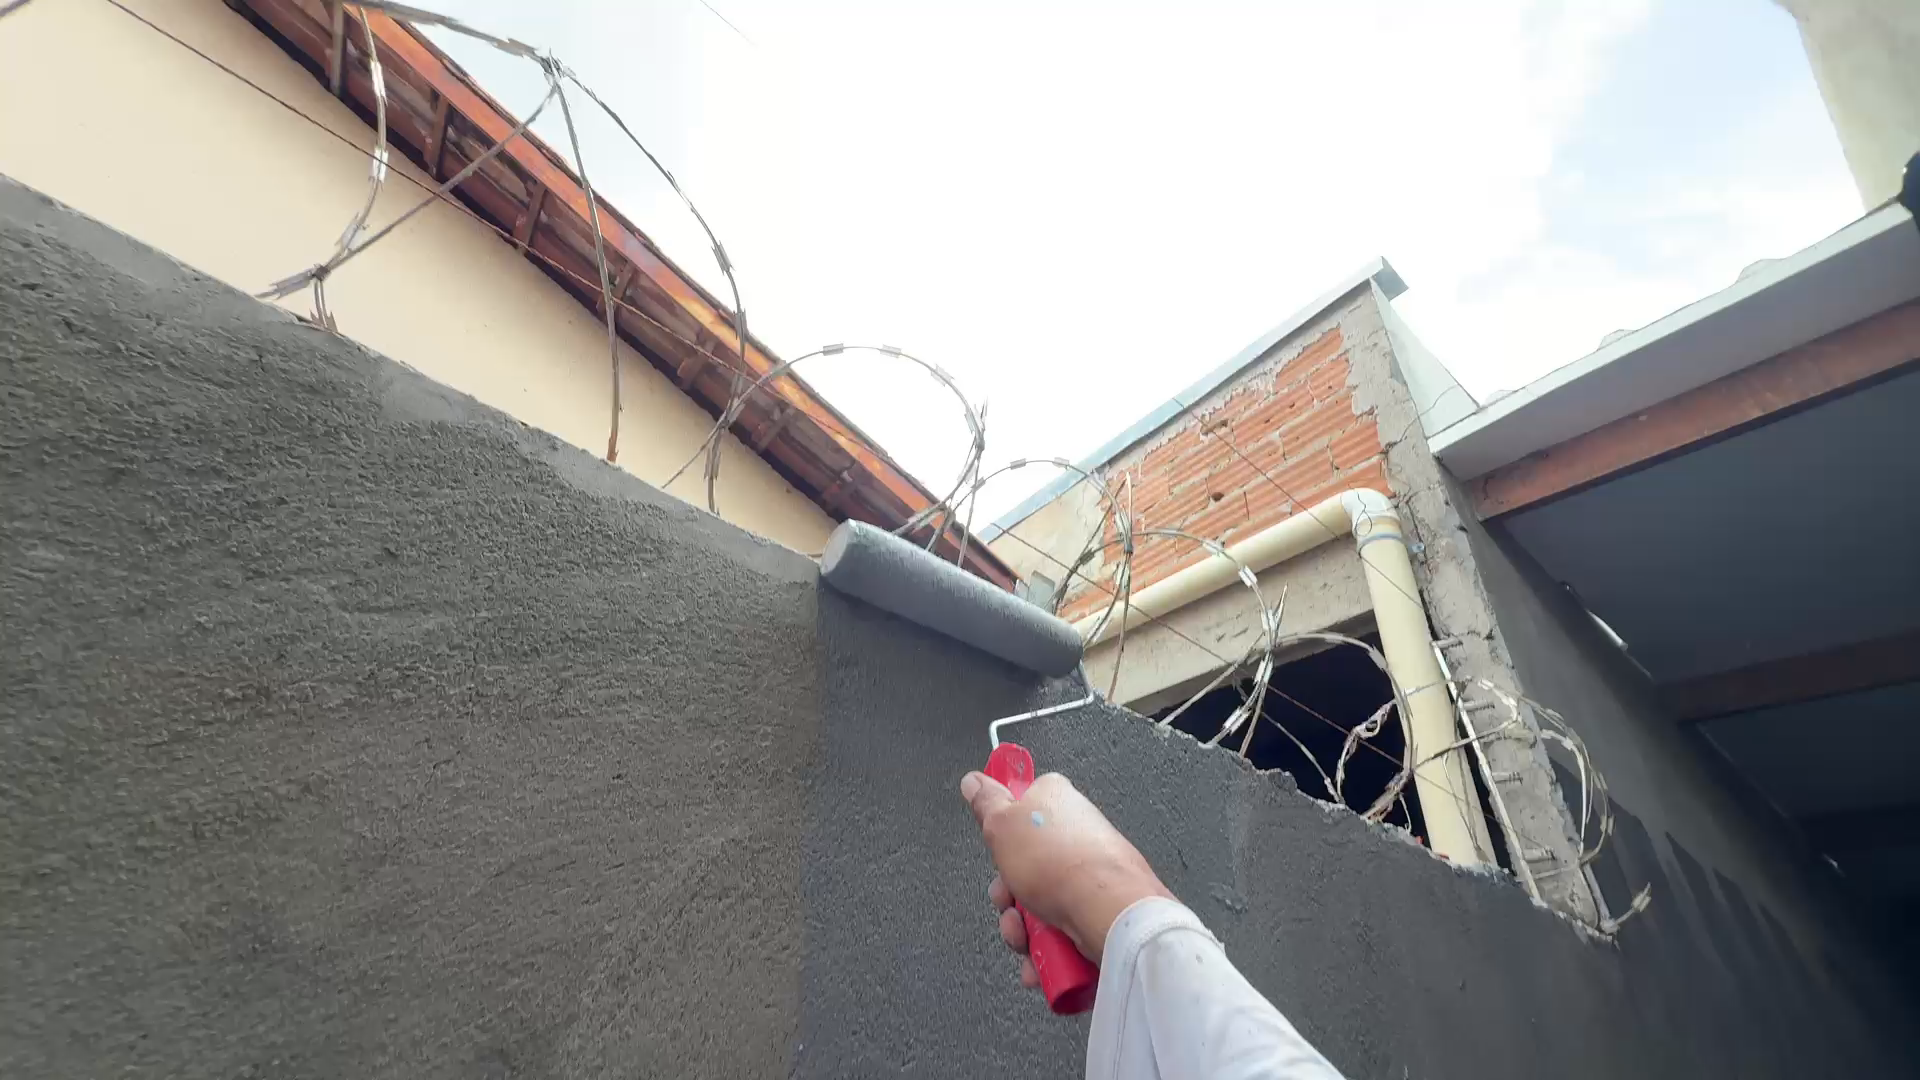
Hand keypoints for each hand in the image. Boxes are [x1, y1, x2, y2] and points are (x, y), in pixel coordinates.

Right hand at [959, 769, 1173, 987]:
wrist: (1110, 914)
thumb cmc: (1059, 863)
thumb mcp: (1002, 823)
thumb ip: (985, 801)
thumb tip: (974, 780)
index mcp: (1053, 798)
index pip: (1017, 809)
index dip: (999, 836)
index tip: (994, 851)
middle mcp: (1073, 829)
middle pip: (1023, 864)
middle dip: (1007, 895)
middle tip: (1008, 903)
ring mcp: (1088, 870)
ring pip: (1039, 902)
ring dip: (1022, 929)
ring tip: (1026, 939)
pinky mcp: (1098, 905)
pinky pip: (1062, 927)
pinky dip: (1047, 948)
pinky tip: (1040, 960)